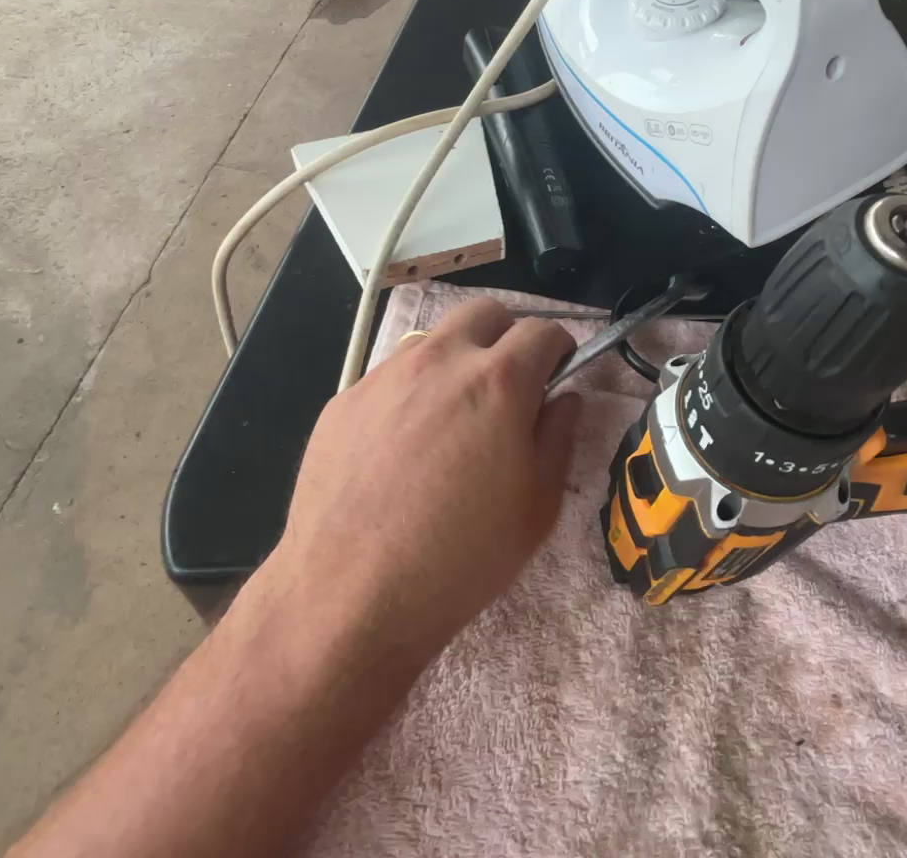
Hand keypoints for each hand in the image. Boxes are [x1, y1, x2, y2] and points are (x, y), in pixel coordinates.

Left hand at [252, 299, 580, 664]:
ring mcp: (384, 377)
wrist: (351, 594)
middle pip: (484, 313)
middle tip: (510, 386)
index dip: (560, 348)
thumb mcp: (538, 506)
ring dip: (455, 361)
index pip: (543, 331)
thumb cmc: (463, 557)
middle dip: (508, 336)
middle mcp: (439, 361)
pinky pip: (388, 378)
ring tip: (452, 420)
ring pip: (432, 341)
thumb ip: (559, 437)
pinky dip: (410, 394)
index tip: (558, 373)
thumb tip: (564, 398)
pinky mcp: (342, 401)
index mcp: (498, 381)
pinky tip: (402, 450)